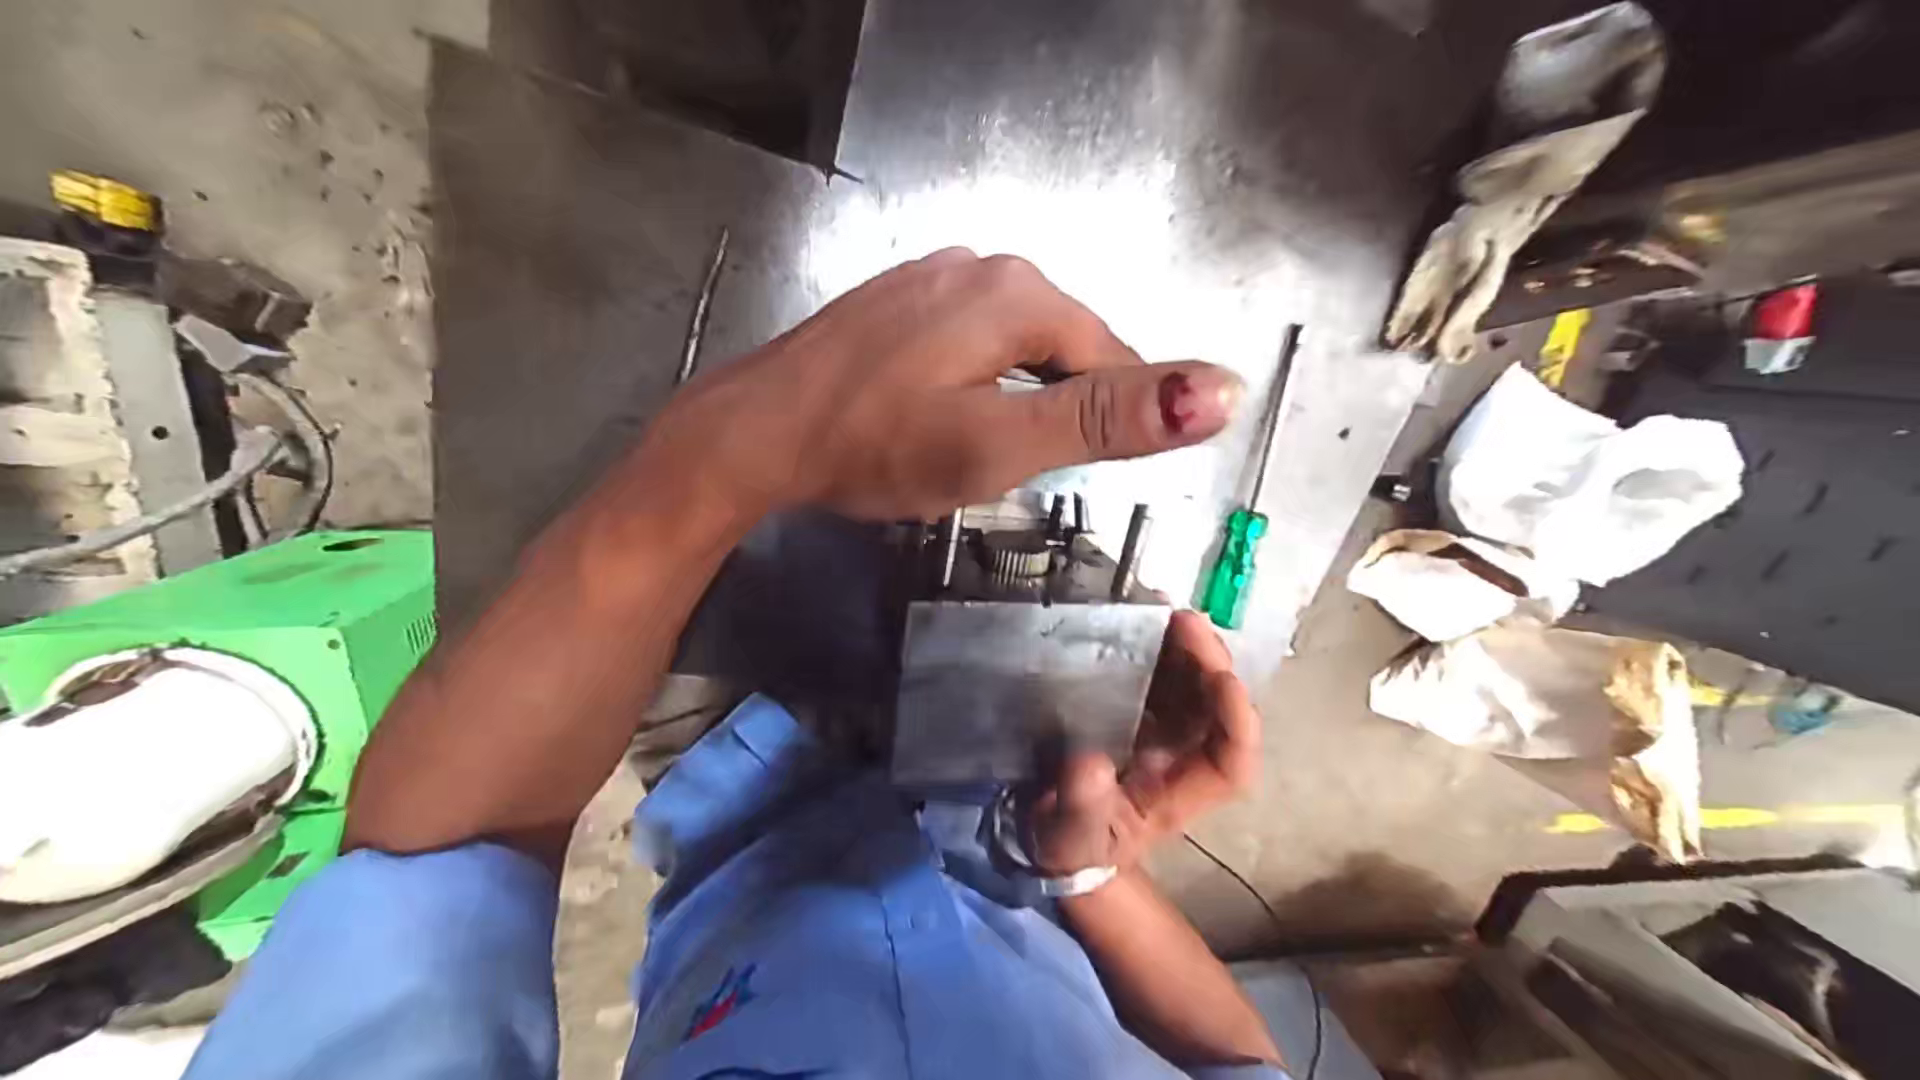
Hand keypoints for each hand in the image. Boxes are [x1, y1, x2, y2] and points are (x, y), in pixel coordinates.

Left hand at [643, 248, 1243, 519]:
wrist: (757, 436)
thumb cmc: (878, 446)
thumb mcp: (1000, 444)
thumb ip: (1104, 417)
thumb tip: (1218, 390)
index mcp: (1018, 293)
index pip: (1111, 357)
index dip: (1108, 421)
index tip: (1076, 470)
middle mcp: (980, 266)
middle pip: (1063, 346)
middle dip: (1056, 408)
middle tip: (1017, 468)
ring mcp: (931, 279)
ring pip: (1015, 345)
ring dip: (1016, 397)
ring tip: (980, 449)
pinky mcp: (897, 304)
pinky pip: (969, 342)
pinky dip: (976, 381)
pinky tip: (944, 415)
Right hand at [1029, 611, 1260, 873]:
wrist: (1059, 834)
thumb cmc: (1074, 843)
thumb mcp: (1072, 835)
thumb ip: (1081, 807)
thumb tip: (1091, 764)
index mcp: (1180, 793)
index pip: (1232, 763)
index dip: (1238, 721)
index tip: (1223, 679)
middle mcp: (1184, 757)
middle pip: (1217, 709)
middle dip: (1209, 664)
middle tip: (1183, 622)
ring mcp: (1165, 731)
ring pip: (1194, 685)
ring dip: (1187, 648)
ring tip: (1164, 612)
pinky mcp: (1141, 711)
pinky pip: (1161, 675)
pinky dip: (1158, 648)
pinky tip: (1140, 621)